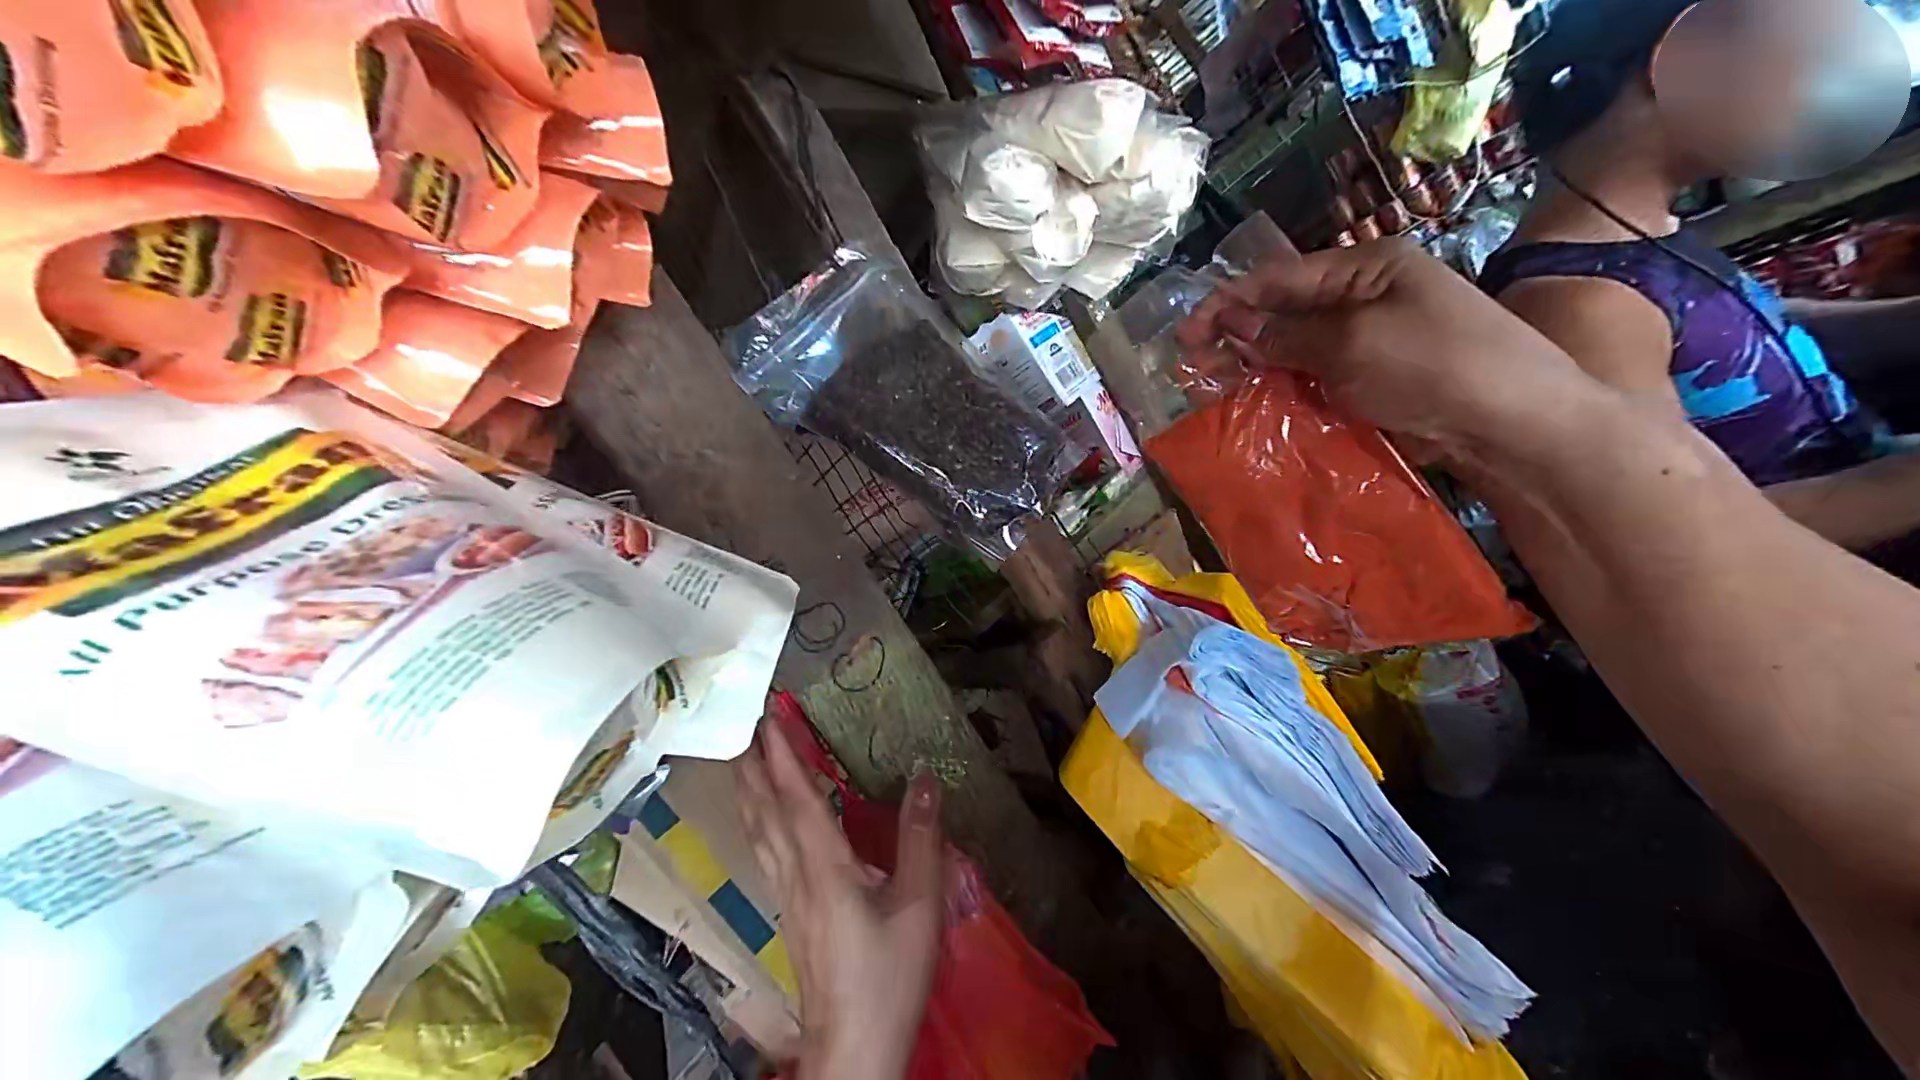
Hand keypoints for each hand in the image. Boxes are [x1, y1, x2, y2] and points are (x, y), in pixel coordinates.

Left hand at [735, 720, 943, 1079]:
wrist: (853, 1050)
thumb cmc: (889, 975)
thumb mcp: (918, 905)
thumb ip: (920, 838)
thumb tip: (923, 776)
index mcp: (824, 868)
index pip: (797, 800)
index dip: (783, 757)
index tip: (769, 719)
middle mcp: (796, 876)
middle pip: (765, 814)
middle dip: (754, 768)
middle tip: (744, 729)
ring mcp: (787, 899)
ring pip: (759, 836)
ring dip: (750, 795)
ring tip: (743, 765)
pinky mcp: (790, 917)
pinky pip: (765, 855)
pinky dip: (758, 825)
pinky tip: (762, 827)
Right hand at [1176, 239, 1596, 450]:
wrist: (1511, 423)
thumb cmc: (1434, 364)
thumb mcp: (1353, 342)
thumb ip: (1287, 334)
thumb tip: (1232, 322)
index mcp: (1366, 269)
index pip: (1279, 278)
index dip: (1227, 303)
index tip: (1185, 334)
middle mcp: (1363, 299)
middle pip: (1283, 312)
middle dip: (1235, 335)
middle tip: (1193, 367)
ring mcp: (1367, 342)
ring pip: (1293, 349)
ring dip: (1253, 365)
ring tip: (1213, 388)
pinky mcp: (1369, 380)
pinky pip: (1313, 378)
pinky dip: (1281, 389)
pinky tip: (1255, 402)